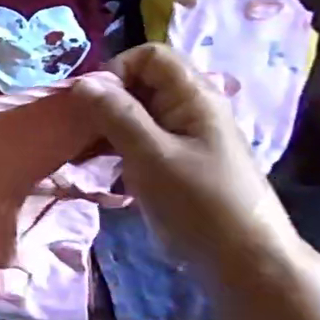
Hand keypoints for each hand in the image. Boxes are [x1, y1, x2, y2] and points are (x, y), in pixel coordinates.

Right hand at [73, 44, 296, 270]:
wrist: (244, 262)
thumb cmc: (200, 204)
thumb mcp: (152, 156)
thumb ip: (116, 115)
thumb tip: (81, 82)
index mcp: (194, 97)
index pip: (150, 57)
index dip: (116, 70)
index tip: (90, 104)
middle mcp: (191, 110)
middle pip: (140, 85)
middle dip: (103, 102)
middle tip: (75, 131)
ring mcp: (185, 138)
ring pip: (136, 115)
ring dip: (105, 128)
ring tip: (79, 154)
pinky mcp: (178, 164)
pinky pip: (141, 142)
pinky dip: (116, 148)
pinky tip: (97, 170)